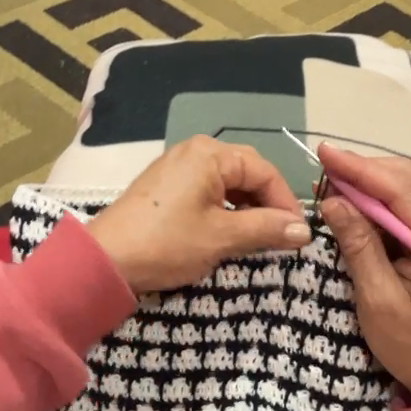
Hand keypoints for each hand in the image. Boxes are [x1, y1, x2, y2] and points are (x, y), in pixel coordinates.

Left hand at [87, 136, 311, 292]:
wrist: (105, 259)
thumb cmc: (168, 243)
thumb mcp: (222, 237)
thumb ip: (266, 229)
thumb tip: (305, 231)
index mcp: (210, 154)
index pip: (264, 171)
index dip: (285, 202)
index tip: (298, 234)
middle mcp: (194, 150)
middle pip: (246, 171)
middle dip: (267, 202)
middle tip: (282, 235)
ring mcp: (177, 166)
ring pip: (227, 181)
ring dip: (247, 207)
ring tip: (260, 236)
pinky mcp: (166, 185)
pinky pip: (207, 188)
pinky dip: (225, 208)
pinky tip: (230, 230)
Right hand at [318, 146, 410, 402]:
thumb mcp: (379, 301)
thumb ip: (359, 247)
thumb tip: (334, 201)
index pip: (401, 189)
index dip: (361, 168)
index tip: (325, 153)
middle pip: (404, 179)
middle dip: (361, 170)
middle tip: (321, 172)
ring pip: (401, 188)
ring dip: (365, 182)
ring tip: (329, 185)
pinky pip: (398, 207)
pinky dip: (372, 199)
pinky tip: (348, 203)